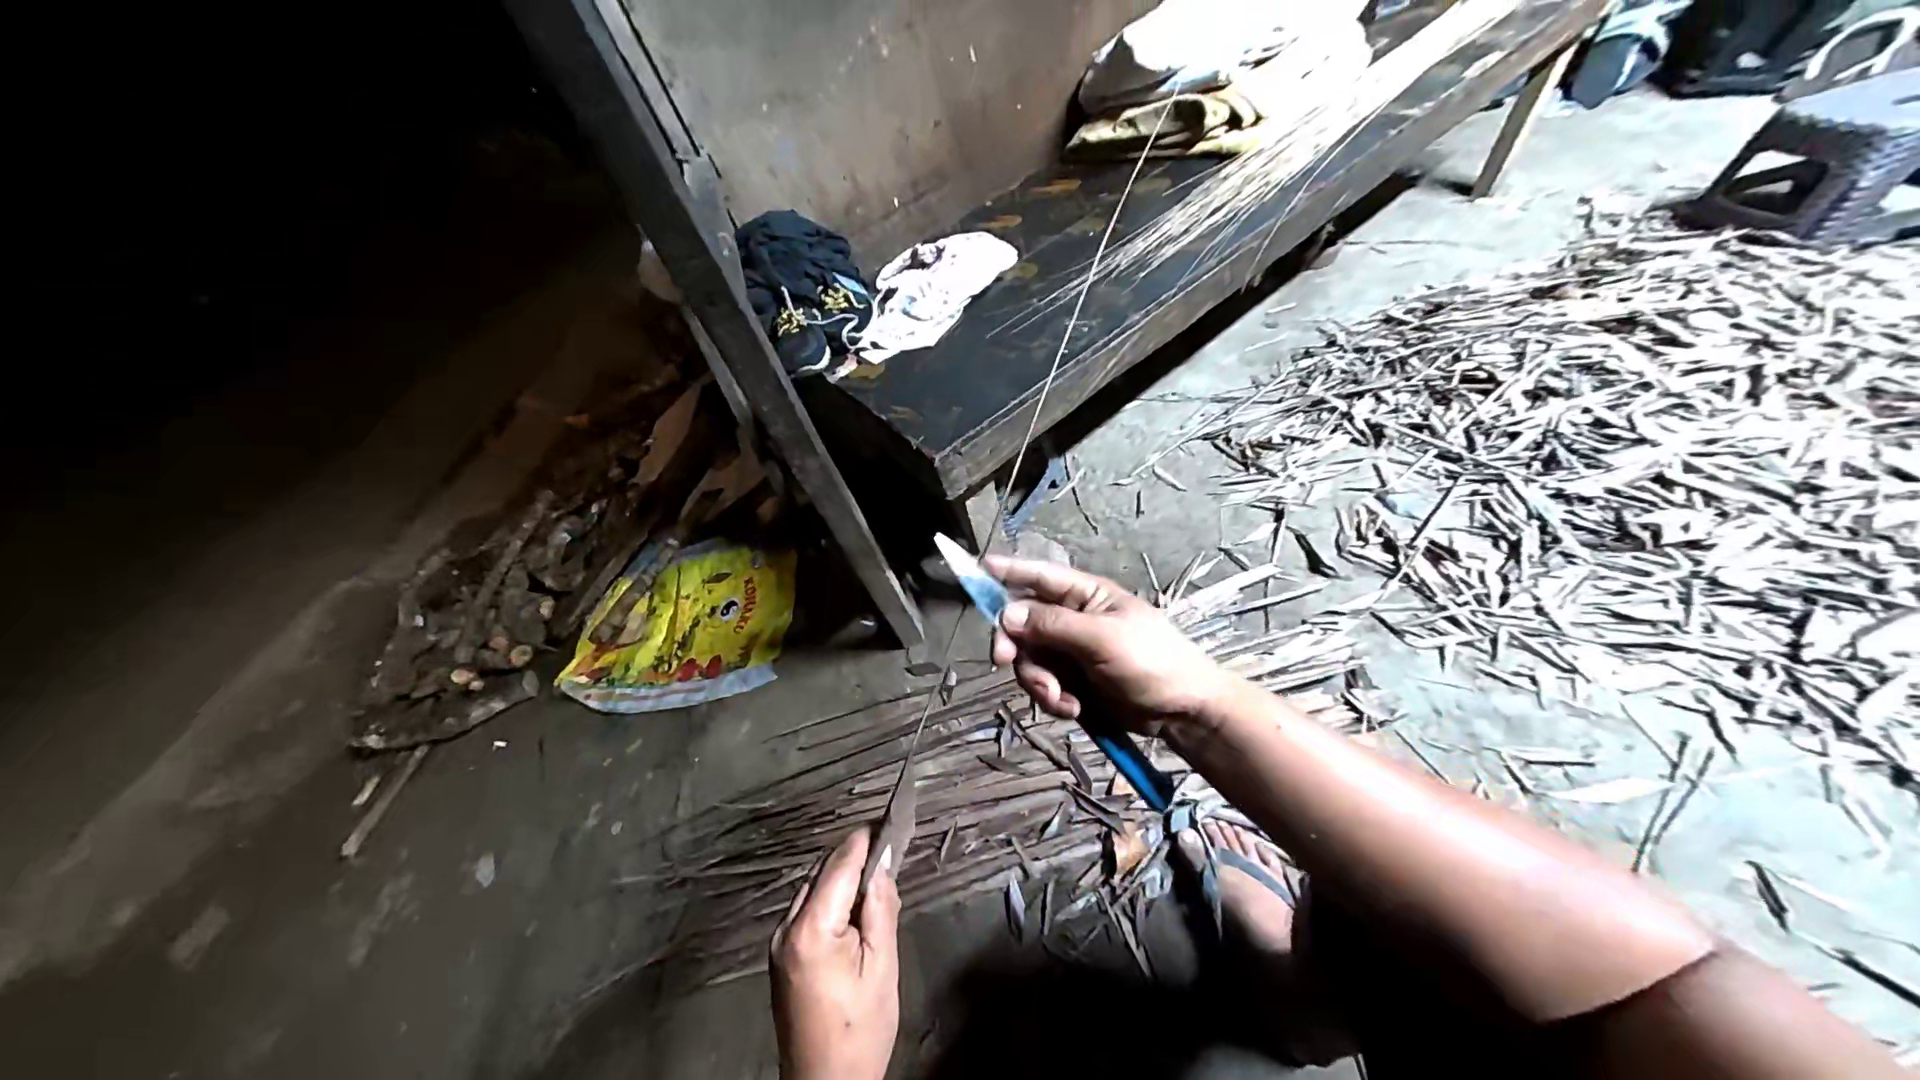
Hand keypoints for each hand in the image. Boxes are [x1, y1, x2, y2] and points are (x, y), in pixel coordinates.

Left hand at [770, 828, 899, 1079]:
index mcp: (811, 930)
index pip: (840, 866)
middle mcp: (786, 928)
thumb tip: (883, 865)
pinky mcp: (781, 955)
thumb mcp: (881, 968)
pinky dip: (830, 895)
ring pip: (812, 887)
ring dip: (841, 873)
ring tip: (875, 870)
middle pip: (822, 872)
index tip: (886, 821)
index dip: (864, 840)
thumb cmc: (860, 1032)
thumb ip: (880, 910)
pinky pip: (806, 908)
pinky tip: (852, 902)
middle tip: (887, 845)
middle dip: (853, 855)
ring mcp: (778, 942)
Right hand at [986, 555, 1237, 736]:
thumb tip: (1006, 614)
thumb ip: (1053, 625)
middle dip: (1015, 646)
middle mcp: (1072, 619)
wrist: (1183, 712)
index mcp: (1085, 595)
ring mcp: (1070, 651)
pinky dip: (1052, 699)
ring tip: (1062, 698)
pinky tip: (1073, 709)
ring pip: (1029, 659)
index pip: (1038, 576)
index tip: (976, 570)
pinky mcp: (1072, 680)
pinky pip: (1043, 684)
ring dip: (1038, 682)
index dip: (1007, 571)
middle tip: (1005, 661)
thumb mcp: (1103, 639)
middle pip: (1022, 624)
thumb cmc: (1153, 661)